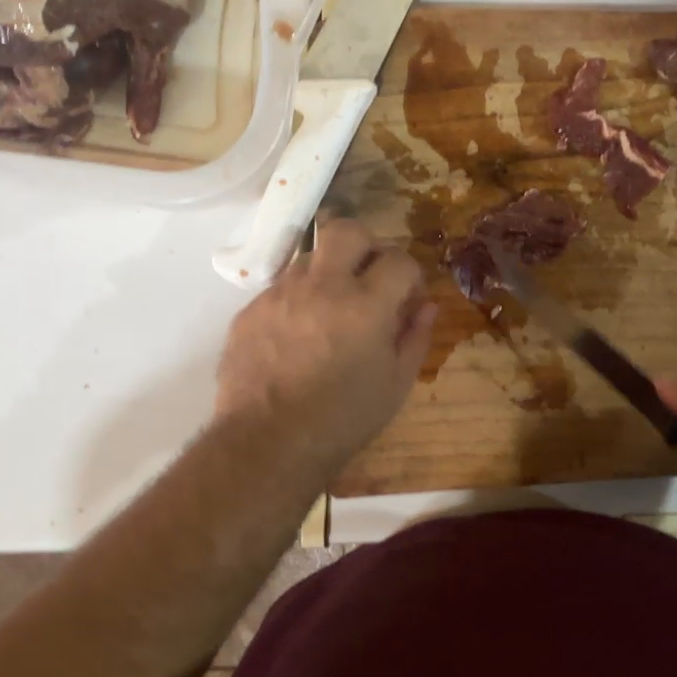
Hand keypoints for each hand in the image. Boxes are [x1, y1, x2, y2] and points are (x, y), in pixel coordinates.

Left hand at [215, 219, 437, 461]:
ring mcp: (280, 295)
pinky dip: (298, 302)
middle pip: (347, 231)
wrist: (267, 444)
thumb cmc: (343, 420)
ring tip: (333, 311)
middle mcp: (322, 287)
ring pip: (310, 258)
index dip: (410, 276)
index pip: (398, 260)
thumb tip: (426, 307)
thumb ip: (414, 338)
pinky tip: (299, 338)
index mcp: (366, 305)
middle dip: (367, 245)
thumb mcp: (395, 385)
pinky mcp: (250, 311)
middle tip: (370, 276)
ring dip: (329, 273)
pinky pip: (280, 290)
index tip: (409, 298)